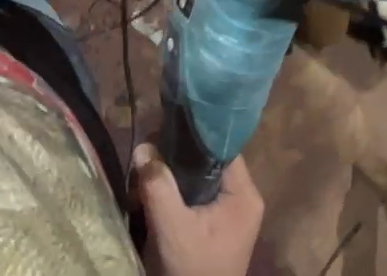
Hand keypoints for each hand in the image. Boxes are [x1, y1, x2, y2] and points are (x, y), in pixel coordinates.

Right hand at [135, 145, 263, 275]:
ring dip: (168, 172)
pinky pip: (191, 191)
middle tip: (145, 154)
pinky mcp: (213, 221)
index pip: (221, 145)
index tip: (163, 124)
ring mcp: (228, 209)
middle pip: (205, 157)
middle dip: (173, 154)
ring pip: (195, 173)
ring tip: (143, 173)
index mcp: (243, 194)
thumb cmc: (193, 270)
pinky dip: (171, 188)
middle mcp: (241, 196)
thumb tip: (144, 147)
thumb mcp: (173, 228)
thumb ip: (158, 185)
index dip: (193, 132)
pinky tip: (149, 191)